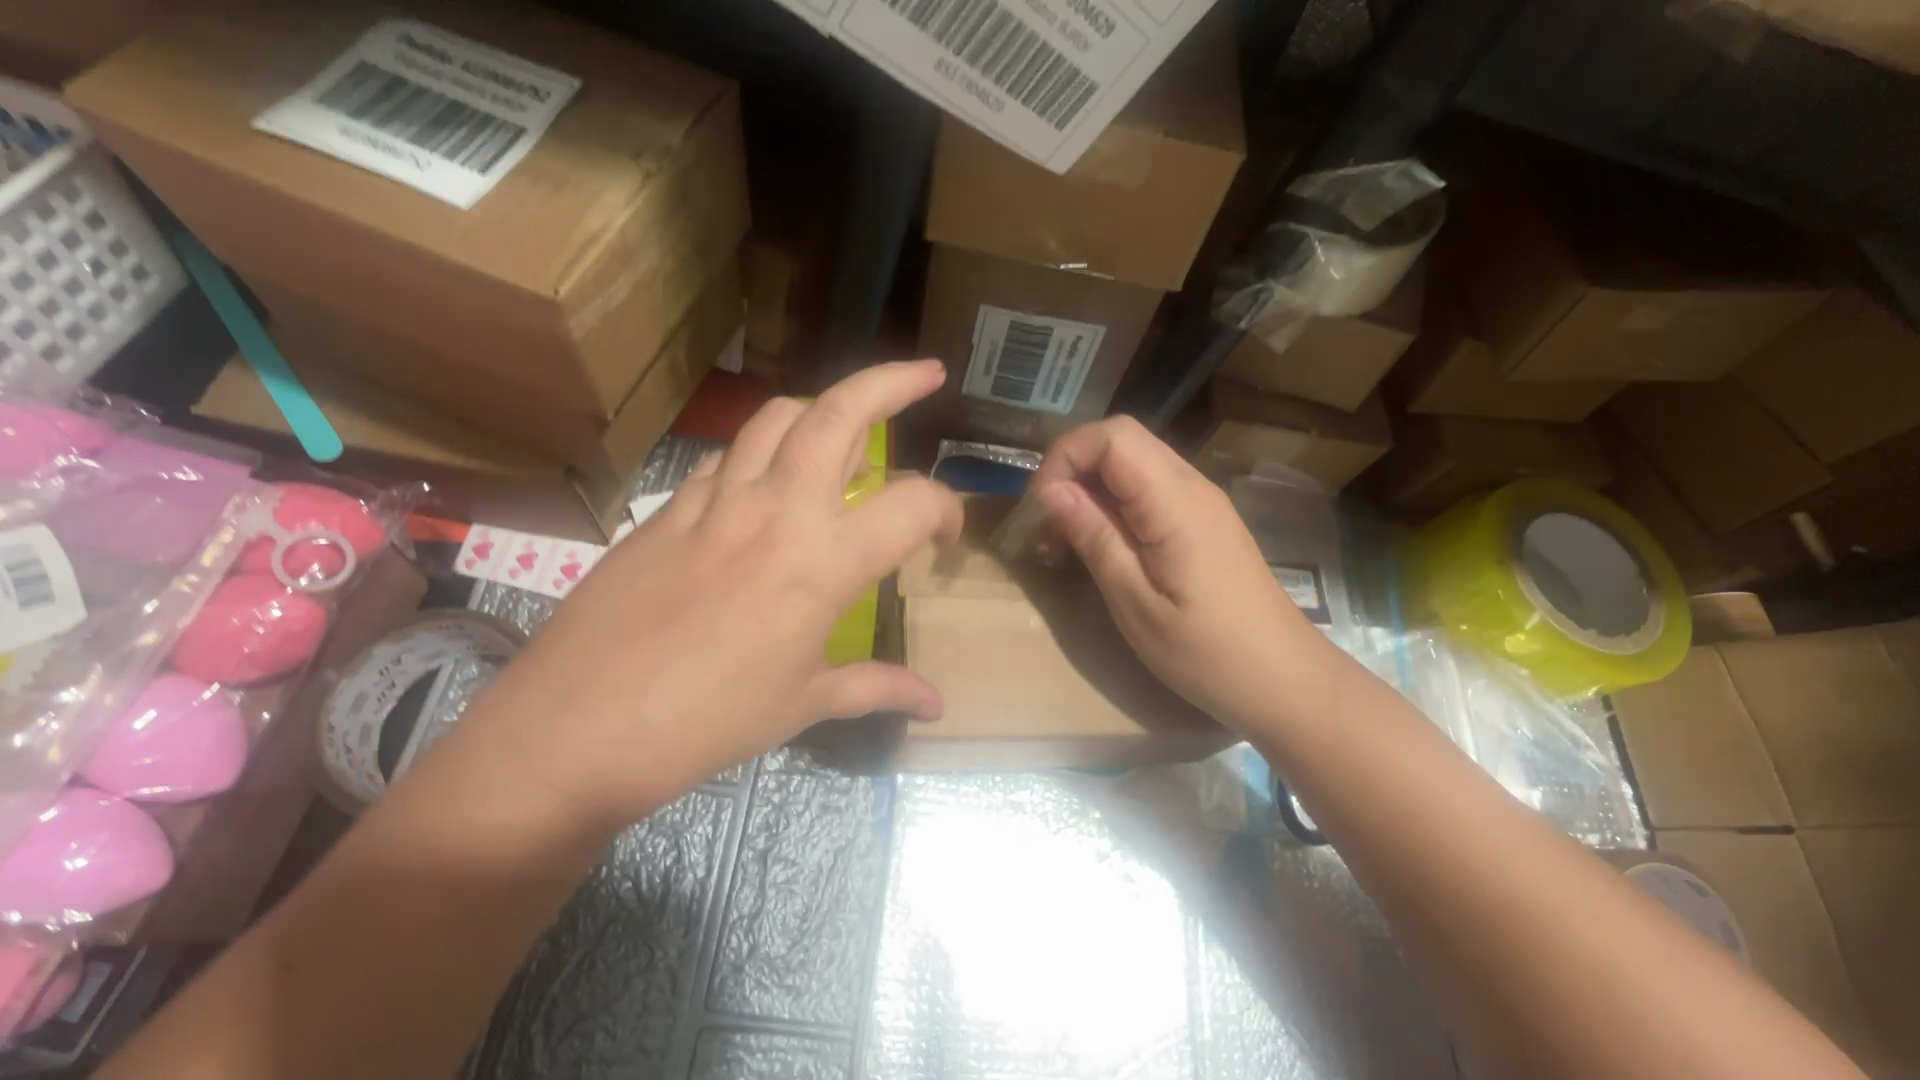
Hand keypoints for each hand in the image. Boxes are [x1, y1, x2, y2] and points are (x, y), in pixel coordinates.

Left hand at [472, 361, 961, 824]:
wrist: (574, 727)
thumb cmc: (703, 725)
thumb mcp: (800, 708)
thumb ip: (875, 689)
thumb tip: (936, 706)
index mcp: (822, 563)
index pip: (912, 503)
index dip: (947, 512)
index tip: (946, 540)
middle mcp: (773, 511)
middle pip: (837, 412)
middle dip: (890, 381)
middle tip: (924, 374)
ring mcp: (711, 502)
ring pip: (772, 417)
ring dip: (818, 409)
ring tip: (842, 427)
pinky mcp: (664, 511)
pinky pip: (723, 459)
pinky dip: (757, 455)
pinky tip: (760, 488)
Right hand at [1031, 416, 1313, 726]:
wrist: (1283, 680)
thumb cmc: (1206, 652)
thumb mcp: (1135, 603)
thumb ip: (1094, 538)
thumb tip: (1051, 491)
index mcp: (1176, 502)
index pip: (1112, 436)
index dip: (1065, 457)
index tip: (1041, 509)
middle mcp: (1193, 486)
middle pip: (1123, 439)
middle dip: (1073, 469)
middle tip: (1049, 526)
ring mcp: (1203, 502)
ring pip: (1135, 462)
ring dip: (1092, 488)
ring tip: (1069, 541)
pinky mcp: (1205, 522)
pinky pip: (1151, 489)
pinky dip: (1116, 504)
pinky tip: (1105, 547)